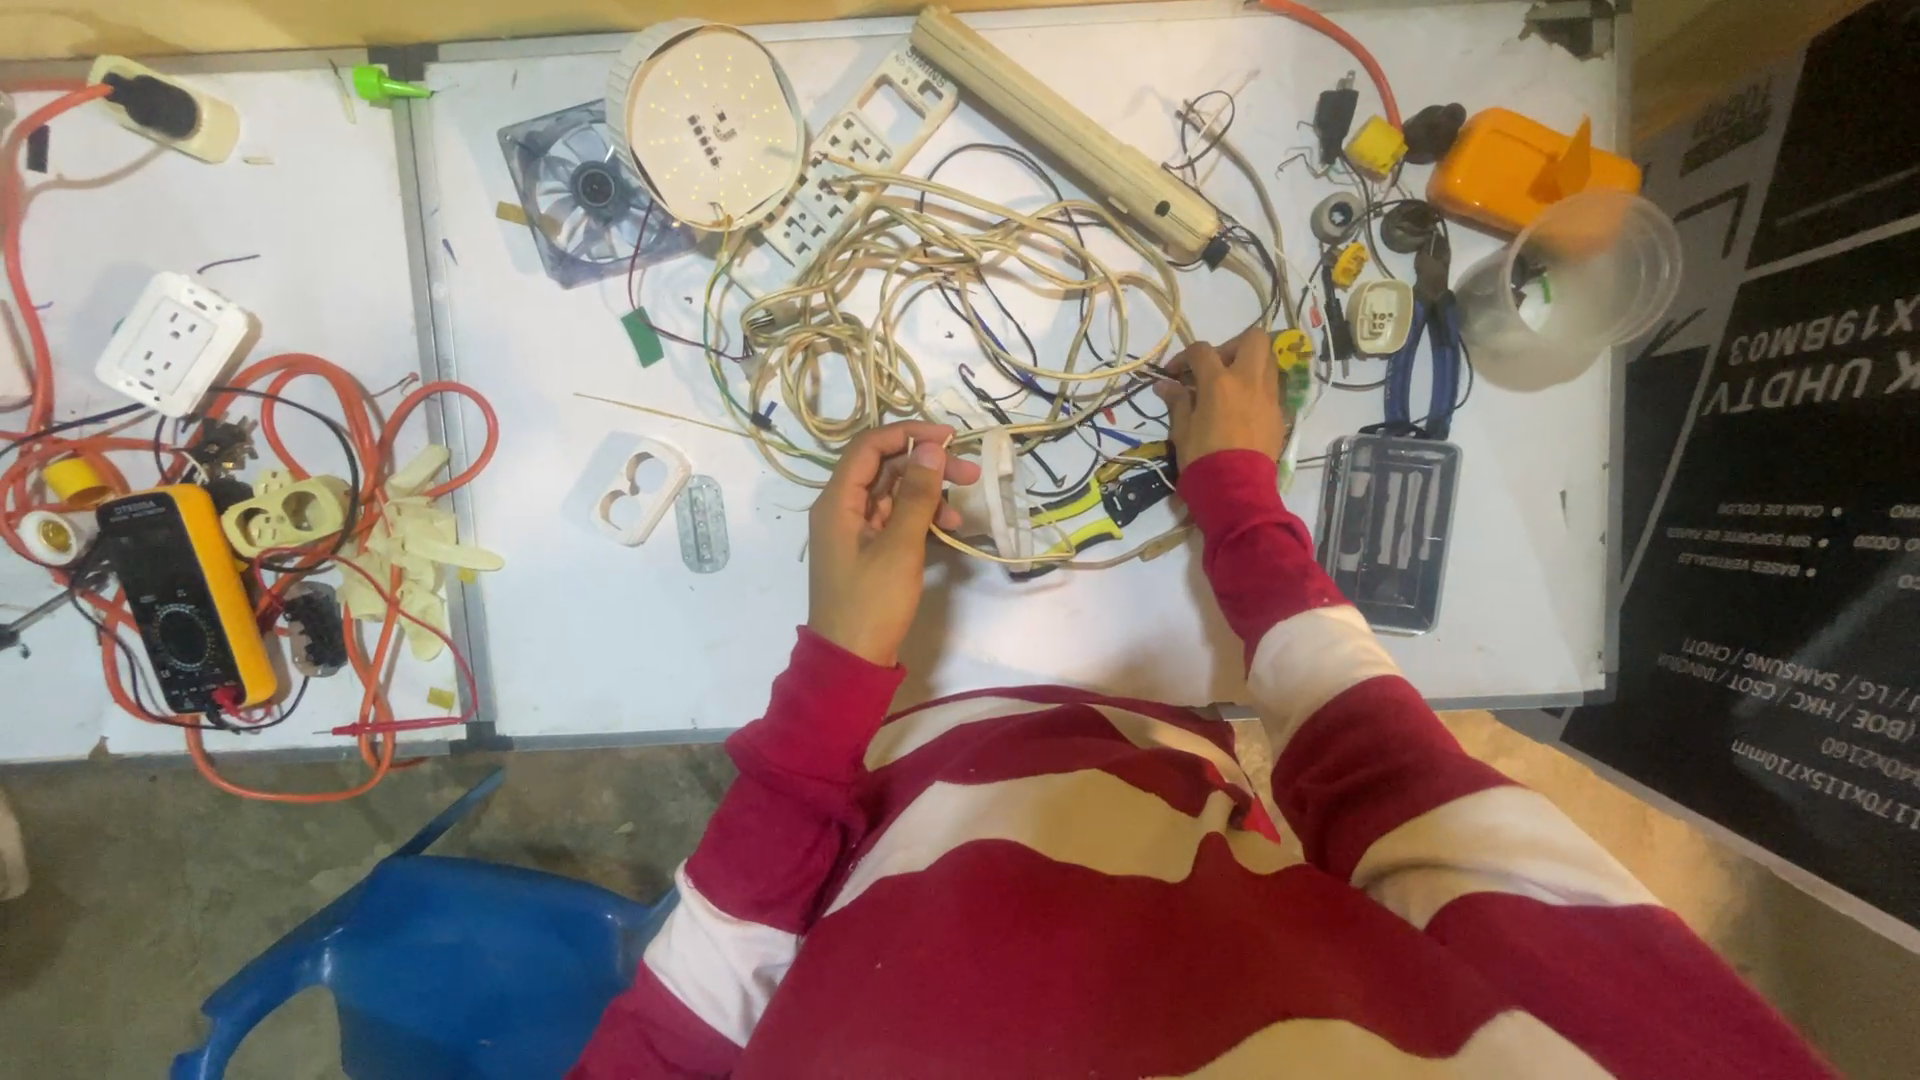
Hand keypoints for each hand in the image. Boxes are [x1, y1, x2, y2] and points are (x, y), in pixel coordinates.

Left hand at [808, 421, 982, 666]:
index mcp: (837, 501)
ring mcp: (855, 530)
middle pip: (885, 468)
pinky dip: (921, 519)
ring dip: (928, 495)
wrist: (851, 660)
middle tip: (970, 473)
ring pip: (894, 494)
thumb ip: (916, 495)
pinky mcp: (868, 550)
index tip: (950, 438)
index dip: (909, 435)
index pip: (869, 446)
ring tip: (961, 512)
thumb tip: (931, 448)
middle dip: (927, 467)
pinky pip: (895, 520)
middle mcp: (842, 508)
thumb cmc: (872, 602)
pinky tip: (947, 529)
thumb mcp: (899, 546)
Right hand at [1154, 325, 1287, 464]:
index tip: (1174, 373)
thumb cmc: (1202, 457)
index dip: (1184, 357)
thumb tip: (1164, 385)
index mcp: (1219, 382)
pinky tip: (1242, 407)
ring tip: (1231, 385)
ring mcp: (1269, 395)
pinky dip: (1257, 387)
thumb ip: (1177, 401)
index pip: (1202, 351)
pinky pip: (1271, 386)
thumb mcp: (1182, 429)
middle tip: (1216, 367)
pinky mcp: (1279, 412)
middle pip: (1252, 338)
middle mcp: (1248, 380)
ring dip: (1249, 364)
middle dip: (1233, 346)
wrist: (1235, 486)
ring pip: (1268, 360)